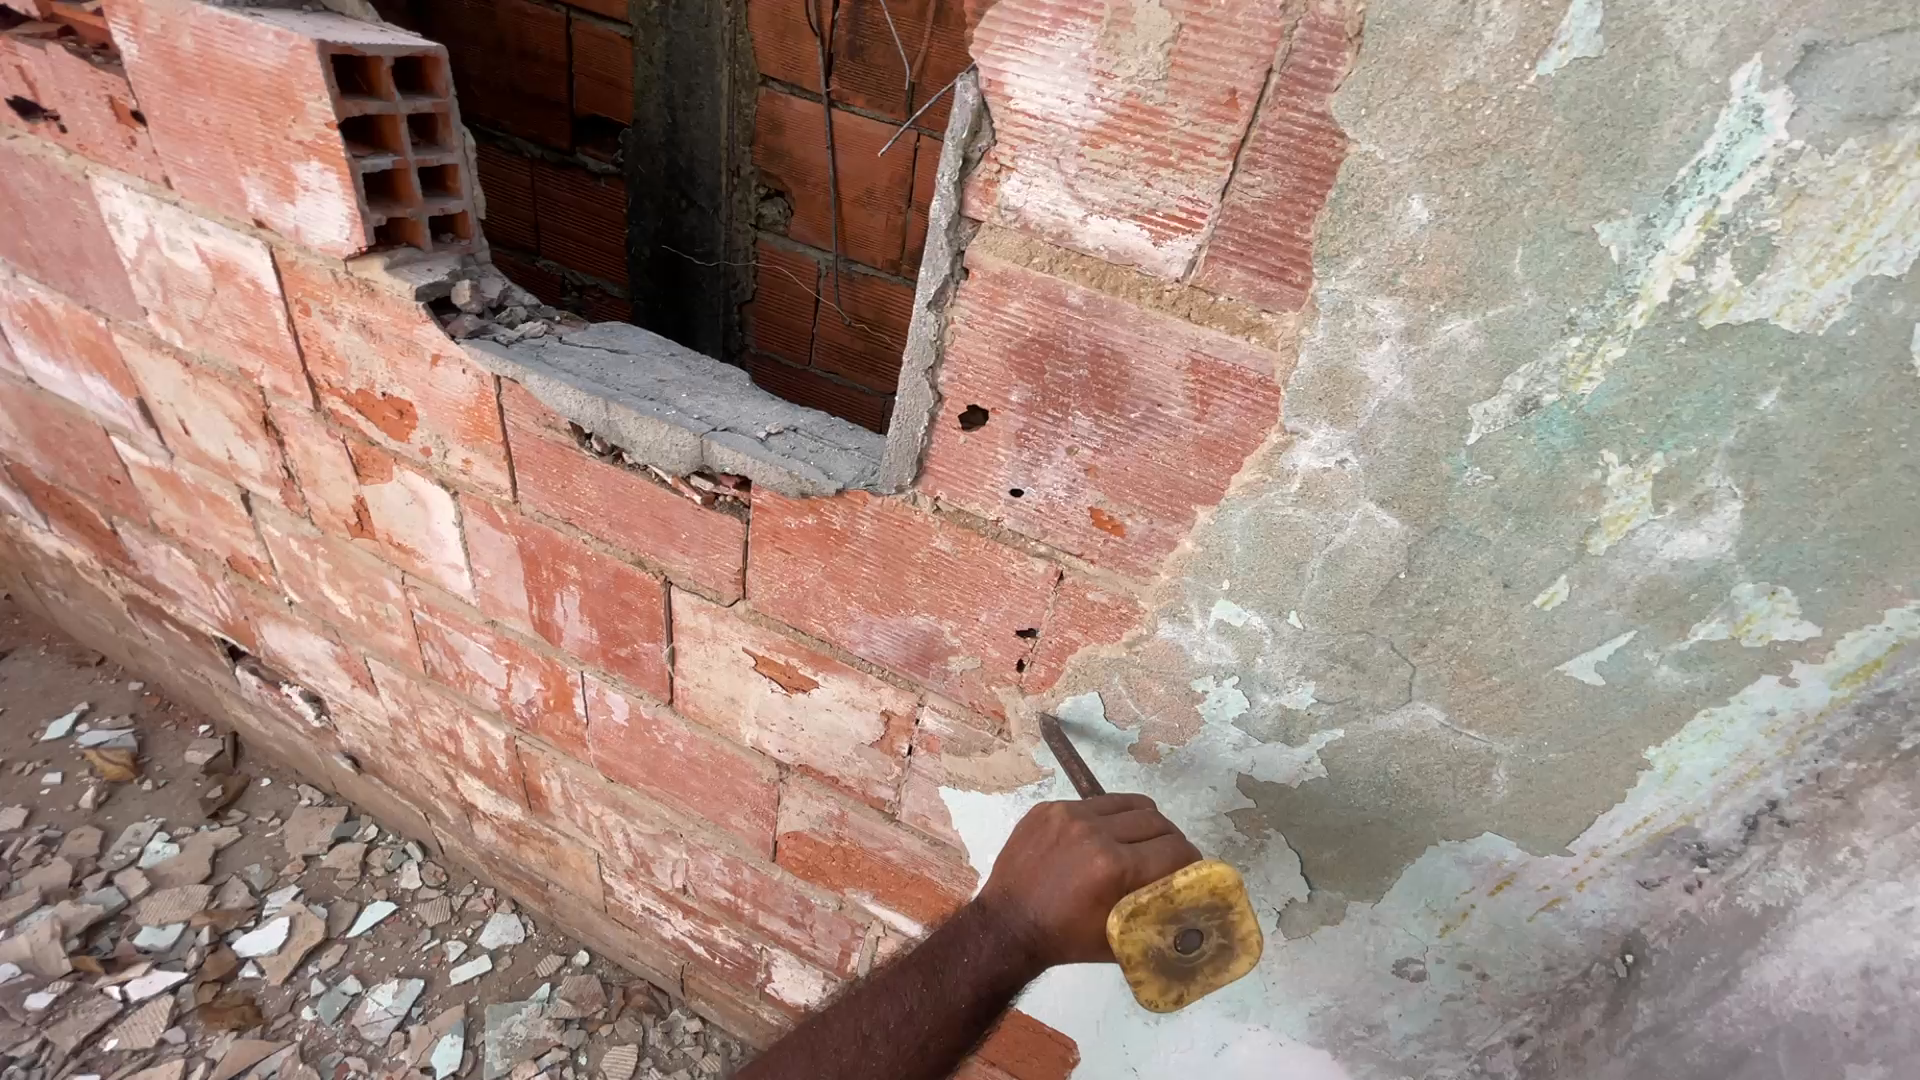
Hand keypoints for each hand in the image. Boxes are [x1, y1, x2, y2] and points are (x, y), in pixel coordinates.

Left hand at [975, 795, 1201, 971]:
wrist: (1008, 922)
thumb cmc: (1065, 938)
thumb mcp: (1118, 934)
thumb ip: (1154, 911)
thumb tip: (1187, 896)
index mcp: (1114, 866)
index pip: (1174, 849)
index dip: (1191, 860)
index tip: (1192, 868)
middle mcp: (1094, 831)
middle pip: (1156, 821)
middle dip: (1170, 839)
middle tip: (1169, 856)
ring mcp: (1068, 814)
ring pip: (1127, 803)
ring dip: (1142, 822)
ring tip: (1140, 840)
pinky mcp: (1049, 807)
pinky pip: (1093, 803)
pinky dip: (1106, 819)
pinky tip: (1101, 837)